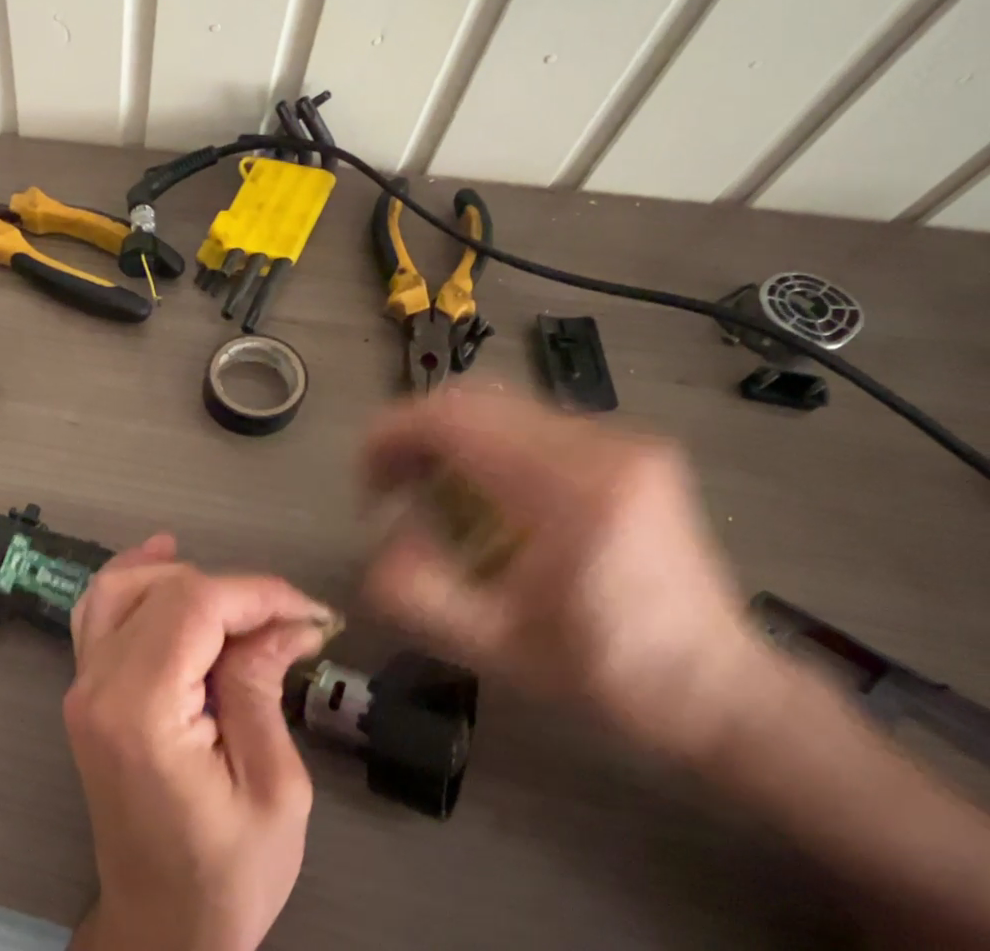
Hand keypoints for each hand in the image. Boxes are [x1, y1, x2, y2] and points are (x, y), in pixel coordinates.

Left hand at [64, 535, 338, 950]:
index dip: (256, 594)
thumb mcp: (274, 789)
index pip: (192, 606)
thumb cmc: (228, 875)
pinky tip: (165, 562)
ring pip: (116, 589)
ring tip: (239, 592)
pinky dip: (134, 584)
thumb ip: (263, 689)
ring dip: (177, 576)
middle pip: (157, 591)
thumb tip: (285, 621)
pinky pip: (100, 616)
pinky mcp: (86, 695)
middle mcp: (96, 687)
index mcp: (140, 712)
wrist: (163, 926)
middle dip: (229, 589)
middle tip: (288, 621)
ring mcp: (81, 688)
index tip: (310, 614)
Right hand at [360, 389, 771, 761]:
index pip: (453, 417)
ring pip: (499, 406)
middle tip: (394, 491)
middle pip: (472, 400)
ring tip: (434, 497)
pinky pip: (531, 422)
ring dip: (448, 441)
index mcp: (570, 490)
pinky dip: (485, 447)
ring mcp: (623, 441)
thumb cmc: (602, 673)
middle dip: (413, 437)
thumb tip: (384, 538)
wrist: (716, 687)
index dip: (390, 437)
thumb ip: (414, 591)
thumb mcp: (490, 648)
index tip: (370, 486)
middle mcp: (602, 446)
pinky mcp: (631, 449)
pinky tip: (485, 498)